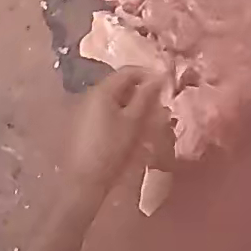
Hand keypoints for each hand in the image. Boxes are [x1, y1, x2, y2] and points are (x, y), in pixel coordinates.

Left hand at [63, 67, 163, 194]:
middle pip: (120, 83)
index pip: (128, 71)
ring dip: (132, 102)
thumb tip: (159, 76)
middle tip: (159, 103)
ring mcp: (86, 108)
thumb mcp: (133, 121)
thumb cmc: (112, 148)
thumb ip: (146, 96)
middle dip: (141, 90)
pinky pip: (107, 109)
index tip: (165, 85)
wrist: (85, 179)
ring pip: (115, 97)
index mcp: (103, 90)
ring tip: (148, 117)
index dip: (149, 74)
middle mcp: (91, 94)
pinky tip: (131, 127)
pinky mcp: (84, 123)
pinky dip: (121, 112)